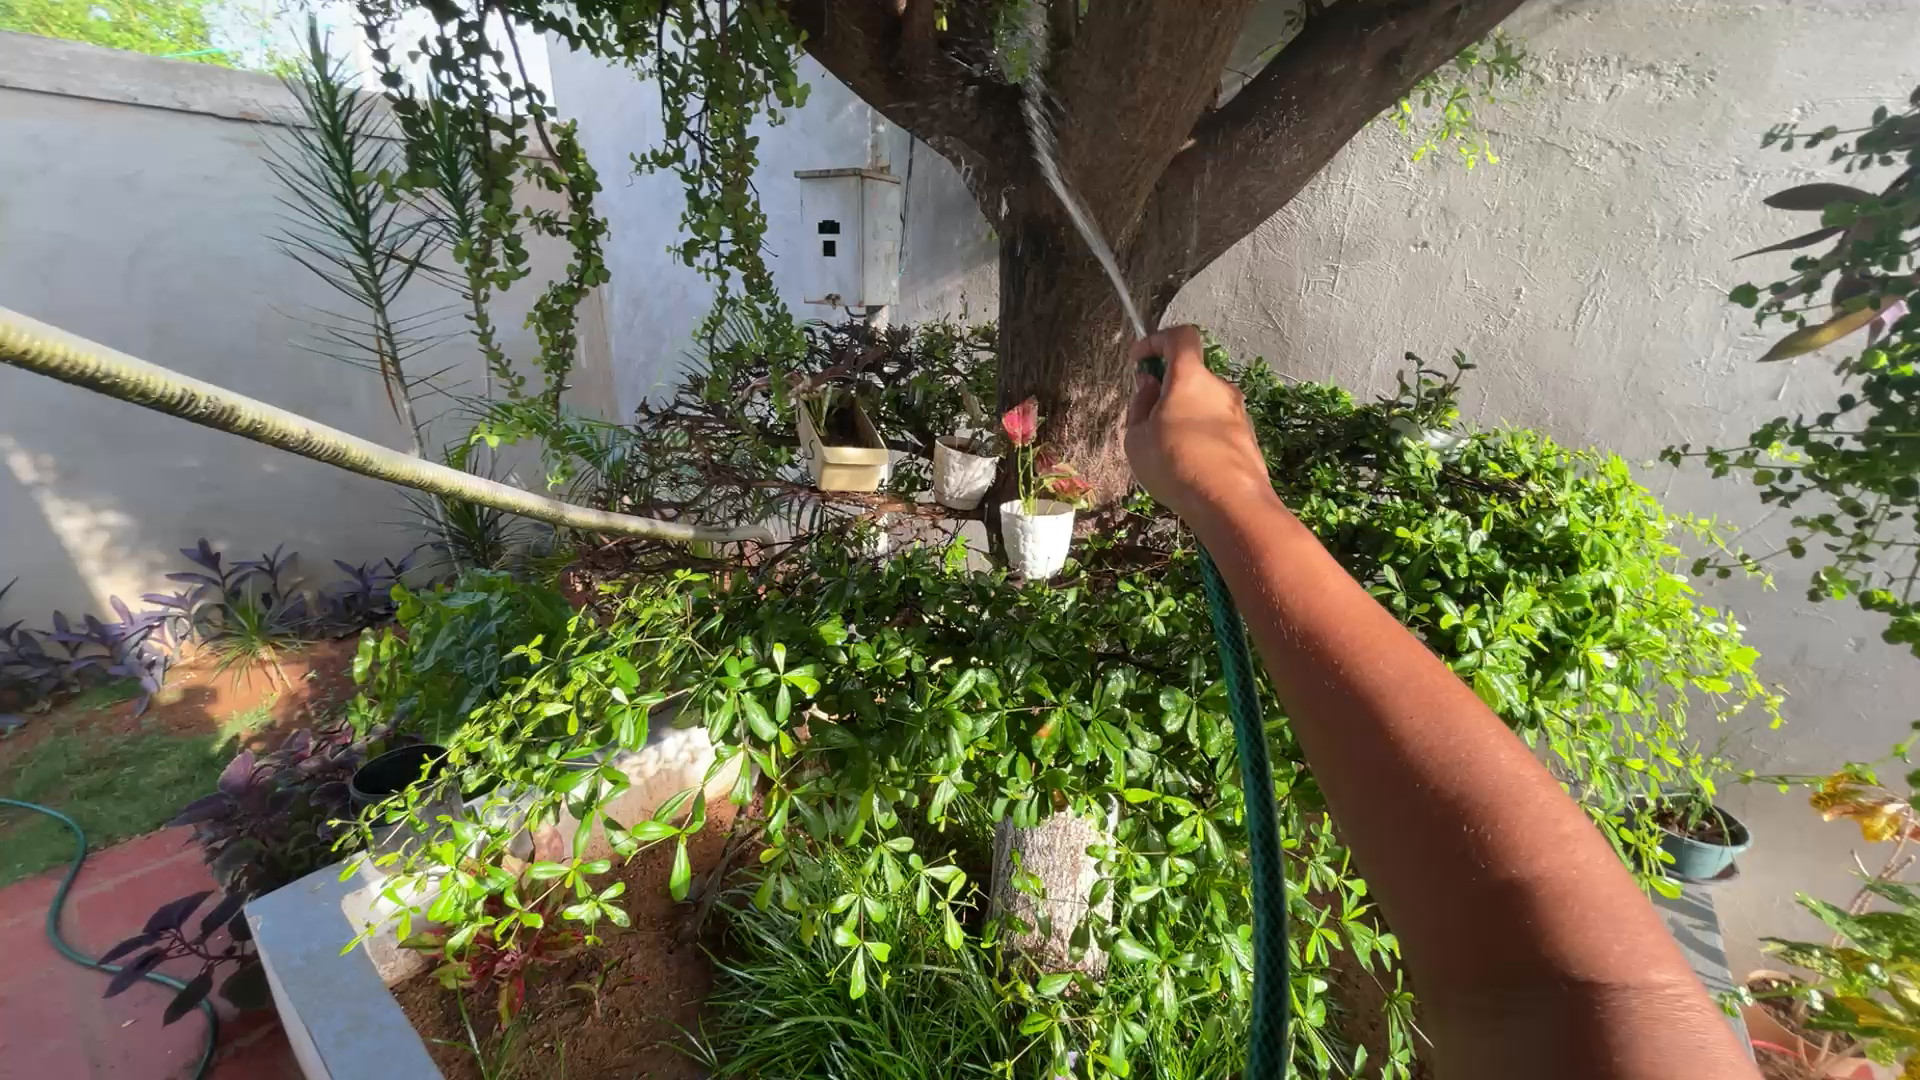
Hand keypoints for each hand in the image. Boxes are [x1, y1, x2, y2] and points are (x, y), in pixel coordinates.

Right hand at [1124, 326, 1279, 528]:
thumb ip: (1139, 405)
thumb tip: (1149, 386)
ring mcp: (1238, 413)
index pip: (1180, 336)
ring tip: (1166, 450)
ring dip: (1183, 415)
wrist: (1228, 503)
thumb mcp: (1136, 437)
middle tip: (1147, 418)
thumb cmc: (1175, 465)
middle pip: (1190, 375)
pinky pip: (1216, 426)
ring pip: (1203, 403)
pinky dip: (1200, 435)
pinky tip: (1188, 465)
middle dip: (1167, 389)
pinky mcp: (1247, 438)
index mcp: (1190, 378)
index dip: (1156, 341)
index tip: (1139, 360)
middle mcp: (1220, 388)